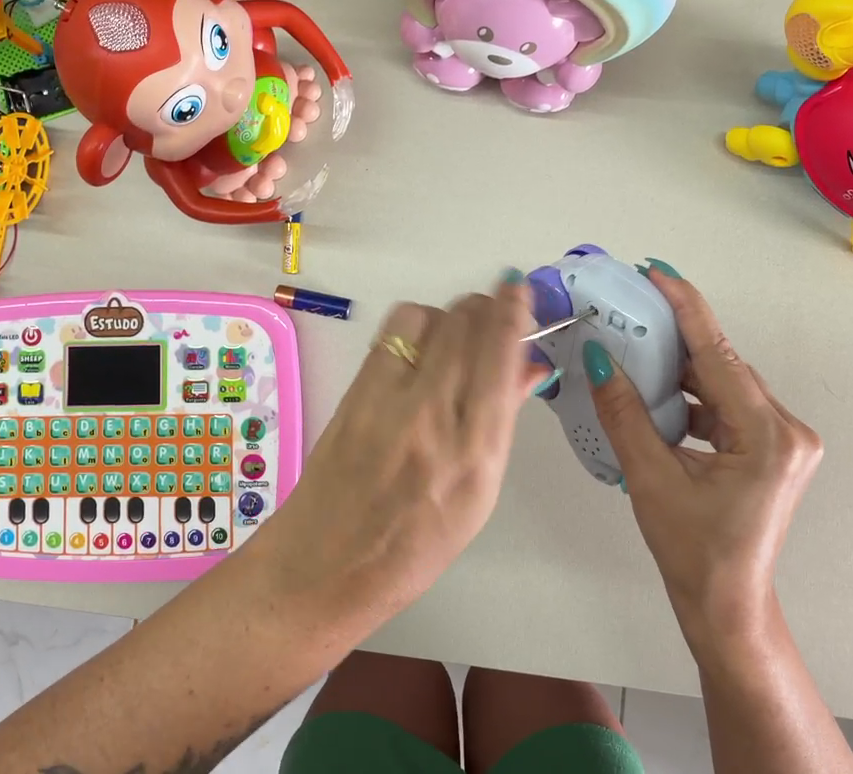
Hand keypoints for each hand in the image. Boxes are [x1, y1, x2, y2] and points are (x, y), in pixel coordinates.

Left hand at [252, 276, 547, 622]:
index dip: (514, 309)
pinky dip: (414, 326)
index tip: (520, 289)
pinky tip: (418, 348)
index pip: (501, 352)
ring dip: (448, 315)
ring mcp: (387, 400)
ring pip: (427, 317)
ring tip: (453, 338)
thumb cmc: (415, 546)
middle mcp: (434, 416)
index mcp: (475, 450)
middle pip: (465, 322)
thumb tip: (527, 365)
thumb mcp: (478, 495)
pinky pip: (391, 333)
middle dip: (486, 306)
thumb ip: (503, 422)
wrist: (325, 564)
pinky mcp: (354, 392)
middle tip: (492, 315)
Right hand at [583, 265, 822, 650]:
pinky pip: (728, 405)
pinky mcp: (772, 448)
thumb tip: (600, 358)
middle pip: (724, 365)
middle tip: (636, 304)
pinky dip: (694, 395)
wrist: (727, 605)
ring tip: (640, 344)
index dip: (686, 307)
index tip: (657, 272)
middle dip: (679, 334)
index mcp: (767, 436)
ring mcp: (784, 439)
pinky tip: (660, 393)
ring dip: (684, 367)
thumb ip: (625, 413)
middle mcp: (787, 429)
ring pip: (725, 383)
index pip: (719, 354)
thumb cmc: (692, 551)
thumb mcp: (650, 478)